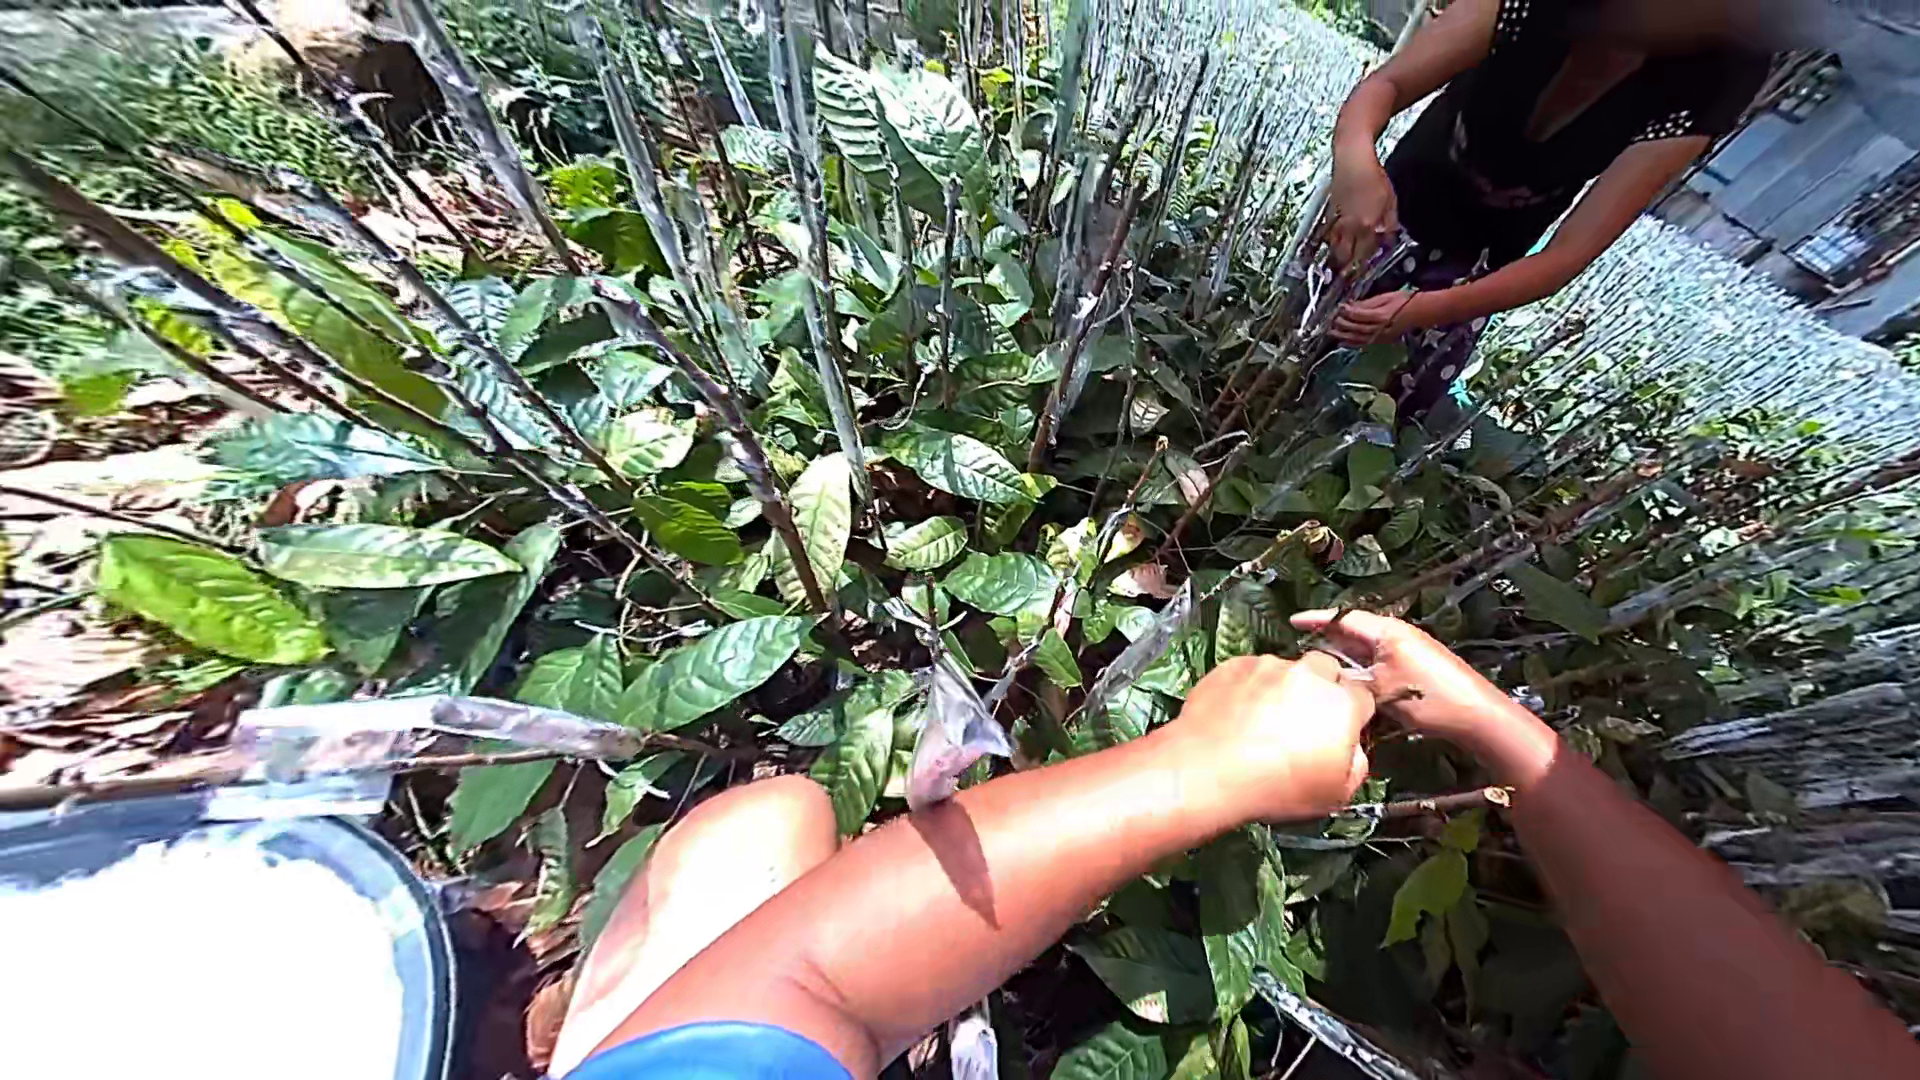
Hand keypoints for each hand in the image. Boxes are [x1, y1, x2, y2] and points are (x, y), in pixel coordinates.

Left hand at [1164, 652, 1374, 821]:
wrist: (1210, 767)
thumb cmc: (1274, 786)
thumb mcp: (1336, 793)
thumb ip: (1356, 763)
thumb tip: (1351, 748)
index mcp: (1341, 704)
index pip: (1362, 693)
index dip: (1352, 710)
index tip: (1340, 724)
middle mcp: (1305, 675)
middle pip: (1325, 668)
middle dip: (1321, 686)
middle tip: (1304, 715)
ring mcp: (1266, 666)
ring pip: (1284, 667)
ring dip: (1281, 684)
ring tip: (1262, 717)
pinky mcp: (1232, 665)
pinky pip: (1250, 669)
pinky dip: (1249, 684)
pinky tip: (1238, 711)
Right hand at [1289, 610, 1554, 782]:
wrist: (1483, 720)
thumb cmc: (1429, 699)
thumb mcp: (1379, 689)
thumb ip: (1348, 678)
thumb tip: (1325, 675)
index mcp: (1388, 631)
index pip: (1343, 618)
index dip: (1316, 620)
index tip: (1292, 621)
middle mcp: (1398, 634)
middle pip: (1354, 629)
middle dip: (1327, 635)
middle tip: (1301, 641)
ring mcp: (1410, 649)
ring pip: (1365, 645)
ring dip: (1343, 651)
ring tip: (1318, 660)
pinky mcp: (1417, 665)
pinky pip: (1378, 657)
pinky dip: (1359, 662)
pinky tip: (1348, 676)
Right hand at [1326, 158, 1398, 271]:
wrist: (1352, 164)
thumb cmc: (1374, 180)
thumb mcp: (1391, 201)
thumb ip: (1389, 225)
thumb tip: (1387, 242)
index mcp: (1368, 225)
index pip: (1365, 255)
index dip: (1363, 268)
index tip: (1361, 278)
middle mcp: (1350, 229)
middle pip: (1345, 258)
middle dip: (1346, 270)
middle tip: (1348, 279)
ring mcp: (1336, 226)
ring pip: (1334, 252)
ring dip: (1337, 262)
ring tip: (1339, 270)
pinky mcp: (1328, 221)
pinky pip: (1329, 241)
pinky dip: (1333, 248)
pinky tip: (1335, 251)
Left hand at [1331, 290, 1426, 344]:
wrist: (1420, 312)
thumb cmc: (1404, 301)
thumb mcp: (1386, 297)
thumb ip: (1367, 303)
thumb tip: (1350, 306)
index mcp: (1381, 315)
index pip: (1358, 315)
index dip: (1347, 311)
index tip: (1339, 307)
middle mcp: (1378, 328)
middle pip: (1355, 327)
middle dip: (1342, 323)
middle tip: (1332, 319)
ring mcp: (1379, 336)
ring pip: (1356, 337)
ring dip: (1342, 335)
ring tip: (1331, 332)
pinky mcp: (1379, 341)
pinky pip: (1362, 343)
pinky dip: (1350, 343)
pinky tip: (1341, 342)